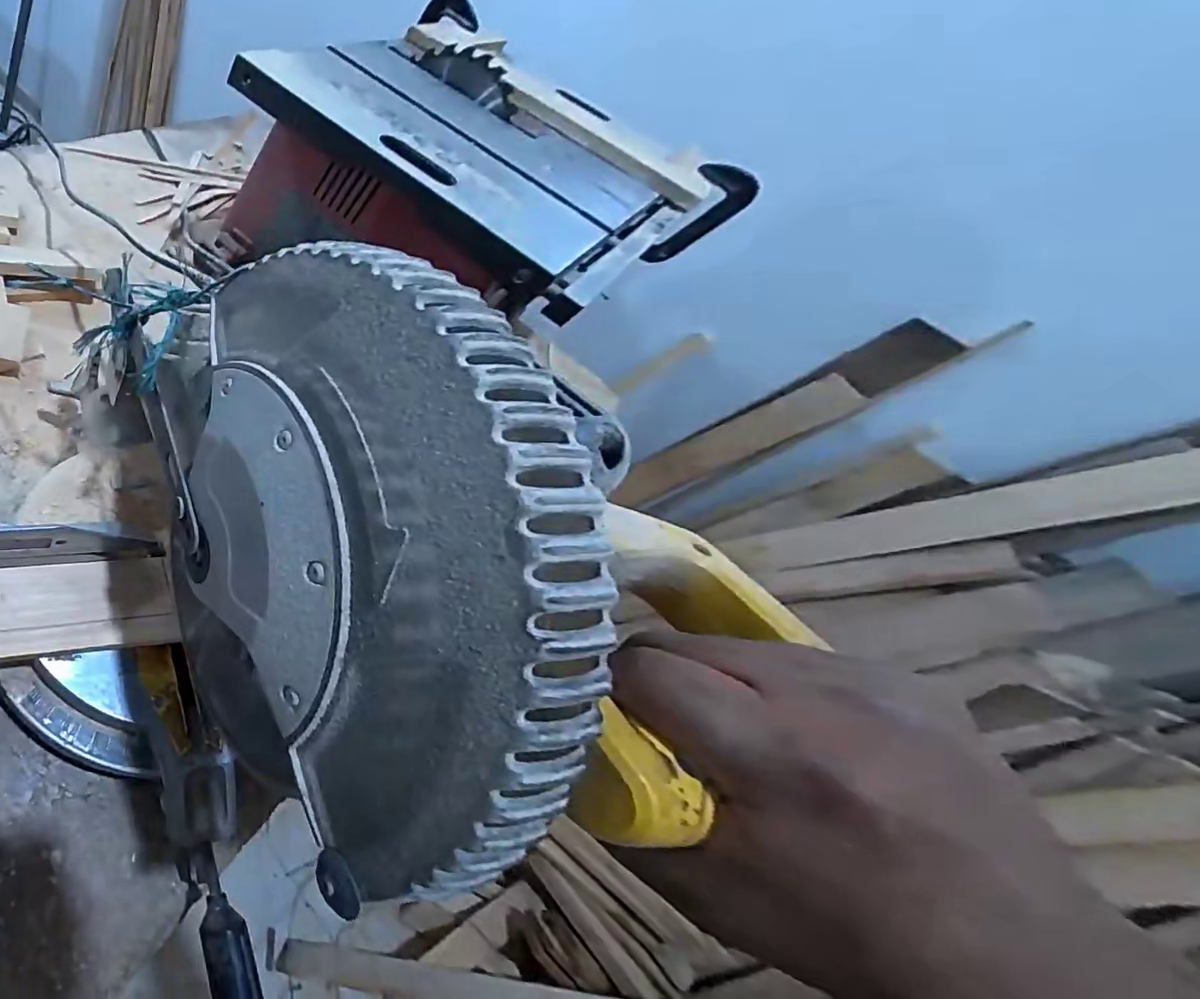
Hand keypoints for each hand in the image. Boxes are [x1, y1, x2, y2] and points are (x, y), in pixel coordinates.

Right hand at [607, 631, 1197, 998]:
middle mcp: (826, 696)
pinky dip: (766, 685)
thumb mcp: (709, 894)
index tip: (617, 724)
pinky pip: (789, 655)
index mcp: (777, 756)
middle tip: (668, 732)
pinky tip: (797, 734)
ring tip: (734, 735)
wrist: (1024, 960)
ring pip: (730, 642)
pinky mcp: (902, 674)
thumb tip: (576, 751)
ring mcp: (873, 677)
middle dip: (654, 680)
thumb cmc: (843, 932)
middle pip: (680, 643)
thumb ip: (624, 814)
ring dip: (709, 679)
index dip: (614, 691)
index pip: (646, 667)